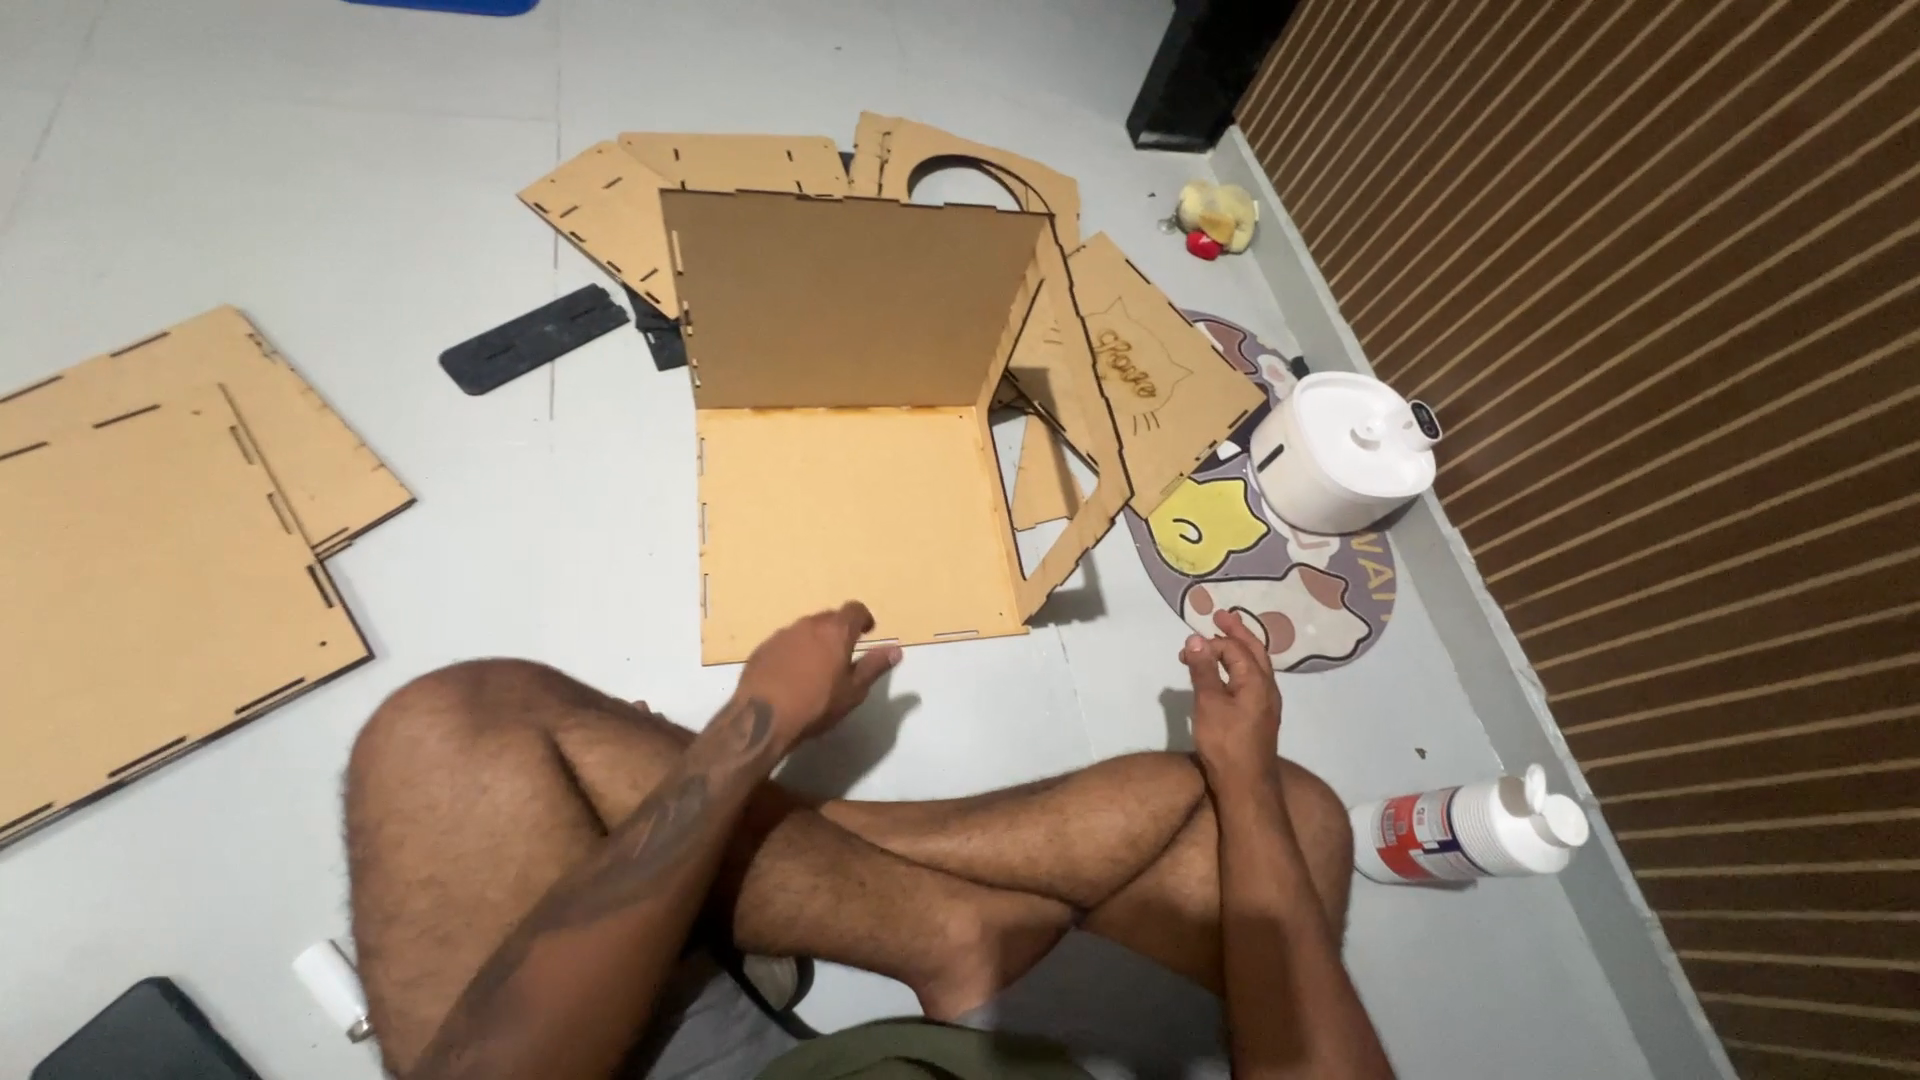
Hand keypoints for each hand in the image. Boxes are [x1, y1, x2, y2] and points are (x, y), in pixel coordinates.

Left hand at [736, 602, 901, 747]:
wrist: (762, 718)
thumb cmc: (816, 705)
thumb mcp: (853, 691)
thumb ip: (875, 666)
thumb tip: (895, 650)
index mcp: (835, 631)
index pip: (854, 609)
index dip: (864, 618)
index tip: (867, 632)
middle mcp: (808, 625)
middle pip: (829, 617)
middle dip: (839, 630)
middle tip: (844, 653)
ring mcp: (782, 635)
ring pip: (805, 629)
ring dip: (814, 640)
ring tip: (816, 666)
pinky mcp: (762, 648)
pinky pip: (784, 642)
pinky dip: (793, 651)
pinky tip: (791, 675)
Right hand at [1180, 609, 1281, 790]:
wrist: (1247, 786)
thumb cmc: (1226, 743)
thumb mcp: (1208, 703)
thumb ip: (1203, 670)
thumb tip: (1196, 638)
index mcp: (1256, 680)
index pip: (1234, 649)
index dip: (1211, 643)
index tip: (1186, 650)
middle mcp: (1267, 687)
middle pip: (1254, 651)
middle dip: (1237, 632)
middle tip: (1221, 616)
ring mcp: (1267, 703)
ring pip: (1256, 666)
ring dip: (1239, 650)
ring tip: (1222, 641)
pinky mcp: (1260, 716)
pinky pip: (1253, 680)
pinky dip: (1240, 667)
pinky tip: (1229, 674)